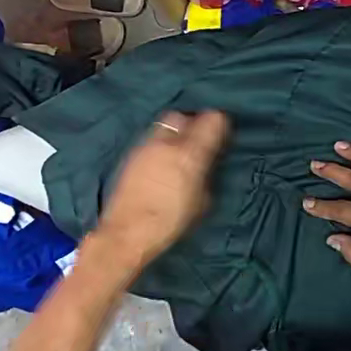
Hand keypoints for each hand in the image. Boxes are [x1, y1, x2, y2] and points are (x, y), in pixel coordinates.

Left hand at [91, 110, 229, 268]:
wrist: (127, 234)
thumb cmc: (171, 221)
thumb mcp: (202, 199)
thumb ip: (206, 172)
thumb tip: (208, 161)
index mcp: (190, 154)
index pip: (211, 121)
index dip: (220, 122)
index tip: (224, 130)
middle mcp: (166, 144)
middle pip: (182, 116)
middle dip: (193, 122)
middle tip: (200, 136)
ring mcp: (145, 149)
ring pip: (163, 125)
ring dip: (175, 132)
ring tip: (181, 148)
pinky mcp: (130, 157)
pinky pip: (151, 139)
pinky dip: (161, 143)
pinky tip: (163, 160)